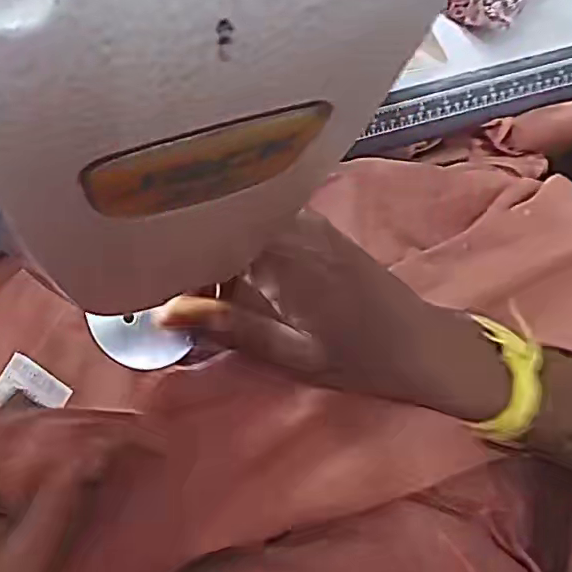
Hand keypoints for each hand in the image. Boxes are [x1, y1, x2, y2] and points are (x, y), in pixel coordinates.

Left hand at [0, 415, 117, 571]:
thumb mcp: (28, 566)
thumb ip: (62, 499)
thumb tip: (97, 448)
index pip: (20, 421)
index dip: (72, 419)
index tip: (114, 427)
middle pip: (13, 427)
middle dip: (66, 429)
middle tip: (112, 440)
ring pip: (7, 444)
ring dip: (52, 446)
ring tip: (95, 453)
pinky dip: (32, 466)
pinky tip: (59, 477)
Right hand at [154, 210, 509, 421]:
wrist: (425, 345)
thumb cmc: (359, 358)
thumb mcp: (291, 354)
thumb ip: (228, 327)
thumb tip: (163, 312)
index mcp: (289, 254)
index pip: (216, 227)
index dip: (176, 240)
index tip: (147, 262)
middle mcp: (296, 224)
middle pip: (223, 214)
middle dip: (188, 237)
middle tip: (156, 267)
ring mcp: (307, 219)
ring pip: (239, 215)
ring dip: (212, 238)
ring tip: (184, 269)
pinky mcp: (313, 225)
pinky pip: (259, 220)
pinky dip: (235, 239)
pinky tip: (223, 267)